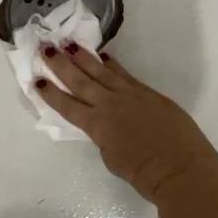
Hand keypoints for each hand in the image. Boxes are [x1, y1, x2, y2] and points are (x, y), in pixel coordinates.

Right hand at [34, 44, 217, 203]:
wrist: (181, 168)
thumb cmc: (144, 173)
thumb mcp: (111, 158)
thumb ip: (103, 137)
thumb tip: (104, 125)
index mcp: (96, 125)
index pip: (67, 106)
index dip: (50, 94)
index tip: (36, 80)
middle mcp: (109, 105)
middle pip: (80, 81)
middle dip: (60, 65)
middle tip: (46, 48)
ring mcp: (130, 95)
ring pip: (101, 71)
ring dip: (83, 57)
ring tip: (68, 44)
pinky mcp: (148, 93)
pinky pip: (124, 74)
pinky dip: (112, 65)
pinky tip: (103, 57)